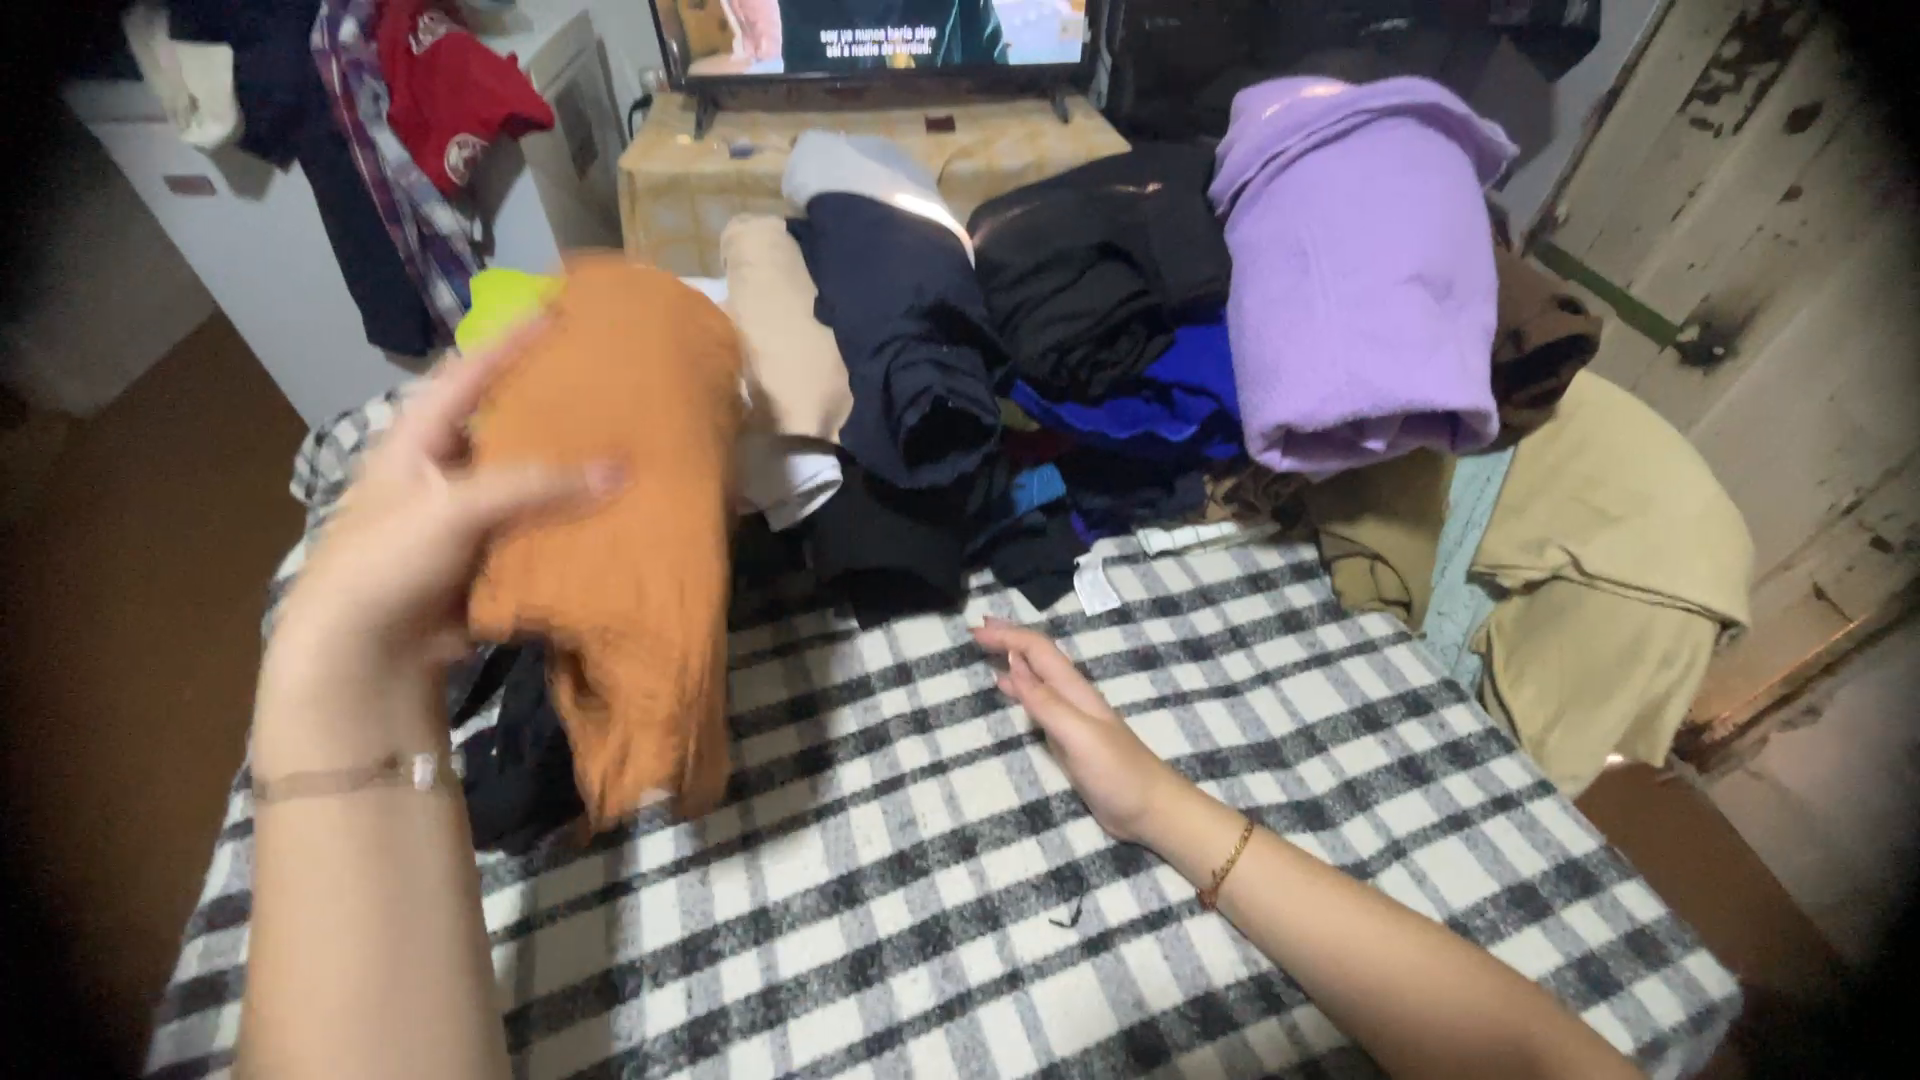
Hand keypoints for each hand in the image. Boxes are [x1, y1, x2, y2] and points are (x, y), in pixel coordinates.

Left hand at [258, 324, 621, 740]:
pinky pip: (544, 521)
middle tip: (607, 380)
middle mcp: (446, 467)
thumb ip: (536, 485)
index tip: (557, 313)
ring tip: (623, 438)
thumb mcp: (454, 508)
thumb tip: (623, 471)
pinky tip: (612, 505)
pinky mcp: (493, 552)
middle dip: (554, 401)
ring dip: (573, 463)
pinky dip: (575, 512)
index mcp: (418, 439)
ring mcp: (471, 512)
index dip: (510, 342)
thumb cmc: (388, 560)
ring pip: (533, 475)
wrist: (367, 652)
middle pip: (508, 421)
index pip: (468, 374)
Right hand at [971, 617, 1189, 843]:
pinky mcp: (1067, 738)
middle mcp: (1070, 696)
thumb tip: (1012, 664)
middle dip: (1008, 638)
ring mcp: (1070, 717)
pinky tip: (1005, 689)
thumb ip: (1046, 702)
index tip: (976, 631)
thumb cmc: (1117, 772)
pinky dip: (1017, 688)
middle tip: (978, 629)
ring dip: (1011, 659)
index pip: (1037, 650)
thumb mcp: (1078, 736)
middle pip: (1037, 656)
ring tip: (986, 650)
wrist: (1150, 810)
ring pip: (1036, 675)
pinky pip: (1036, 701)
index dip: (1007, 636)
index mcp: (1073, 690)